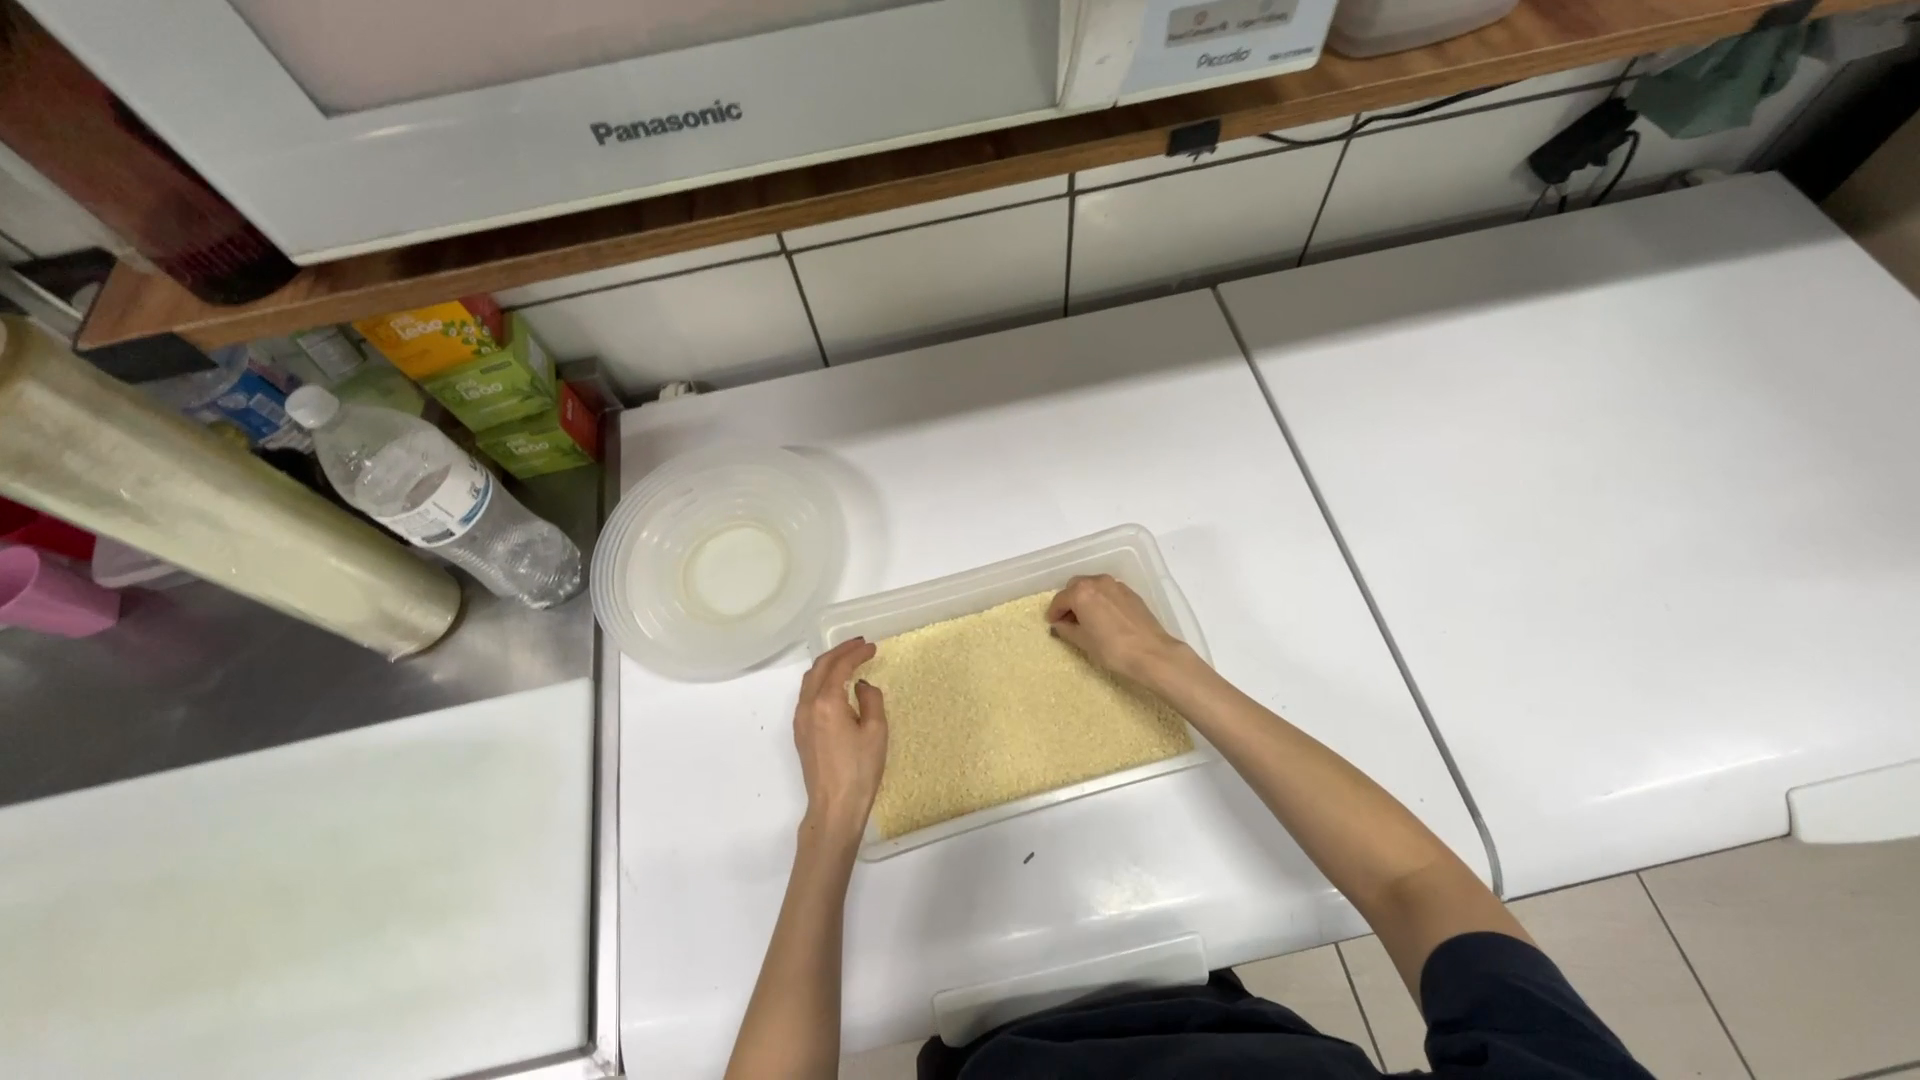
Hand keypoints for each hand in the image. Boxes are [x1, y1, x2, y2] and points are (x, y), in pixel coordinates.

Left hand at [792, 638, 888, 842]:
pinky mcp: (801, 733)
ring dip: (828, 666)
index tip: (872, 647)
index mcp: (826, 702)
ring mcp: (800, 720)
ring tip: (848, 661)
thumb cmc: (860, 770)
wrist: (835, 806)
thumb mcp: (876, 731)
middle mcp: (808, 706)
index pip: (840, 667)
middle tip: (859, 645)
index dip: (856, 653)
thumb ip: (871, 700)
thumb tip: (861, 686)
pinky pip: (808, 696)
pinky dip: (822, 682)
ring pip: (810, 681)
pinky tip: (836, 686)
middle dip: (839, 653)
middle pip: (819, 668)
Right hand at [1046, 575, 1190, 685]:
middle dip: (1069, 601)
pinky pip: (1108, 592)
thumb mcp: (1083, 641)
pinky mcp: (1130, 593)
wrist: (1151, 653)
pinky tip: (1104, 618)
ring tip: (1087, 619)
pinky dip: (1101, 600)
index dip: (1054, 612)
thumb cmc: (1111, 648)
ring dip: (1085, 599)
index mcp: (1082, 592)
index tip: (1053, 623)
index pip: (1060, 599)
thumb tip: (1060, 624)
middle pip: (1075, 587)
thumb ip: (1066, 629)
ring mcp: (1116, 585)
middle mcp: (1098, 582)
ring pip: (1093, 587)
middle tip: (1069, 620)